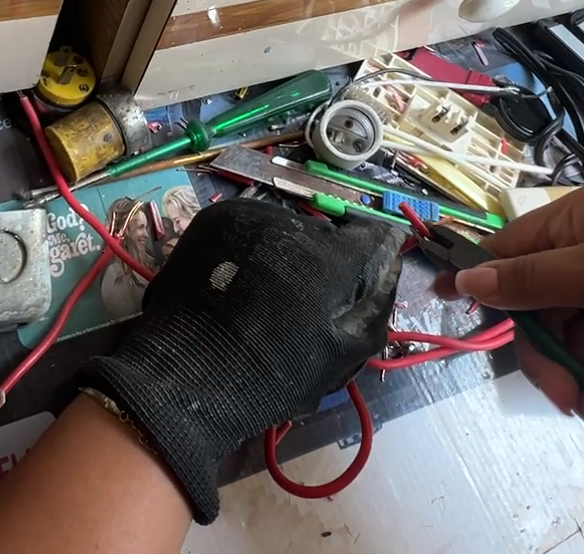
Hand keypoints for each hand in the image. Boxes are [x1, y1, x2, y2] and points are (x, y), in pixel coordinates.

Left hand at [79, 198, 401, 521]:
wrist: (191, 367)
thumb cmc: (273, 370)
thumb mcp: (341, 353)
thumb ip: (375, 305)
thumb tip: (392, 265)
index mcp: (331, 255)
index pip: (369, 235)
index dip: (369, 254)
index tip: (358, 274)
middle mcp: (294, 222)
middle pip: (322, 232)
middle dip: (320, 259)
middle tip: (300, 300)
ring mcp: (251, 214)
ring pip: (284, 226)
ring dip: (283, 249)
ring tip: (262, 291)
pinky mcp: (217, 215)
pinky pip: (249, 224)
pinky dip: (250, 243)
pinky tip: (237, 278)